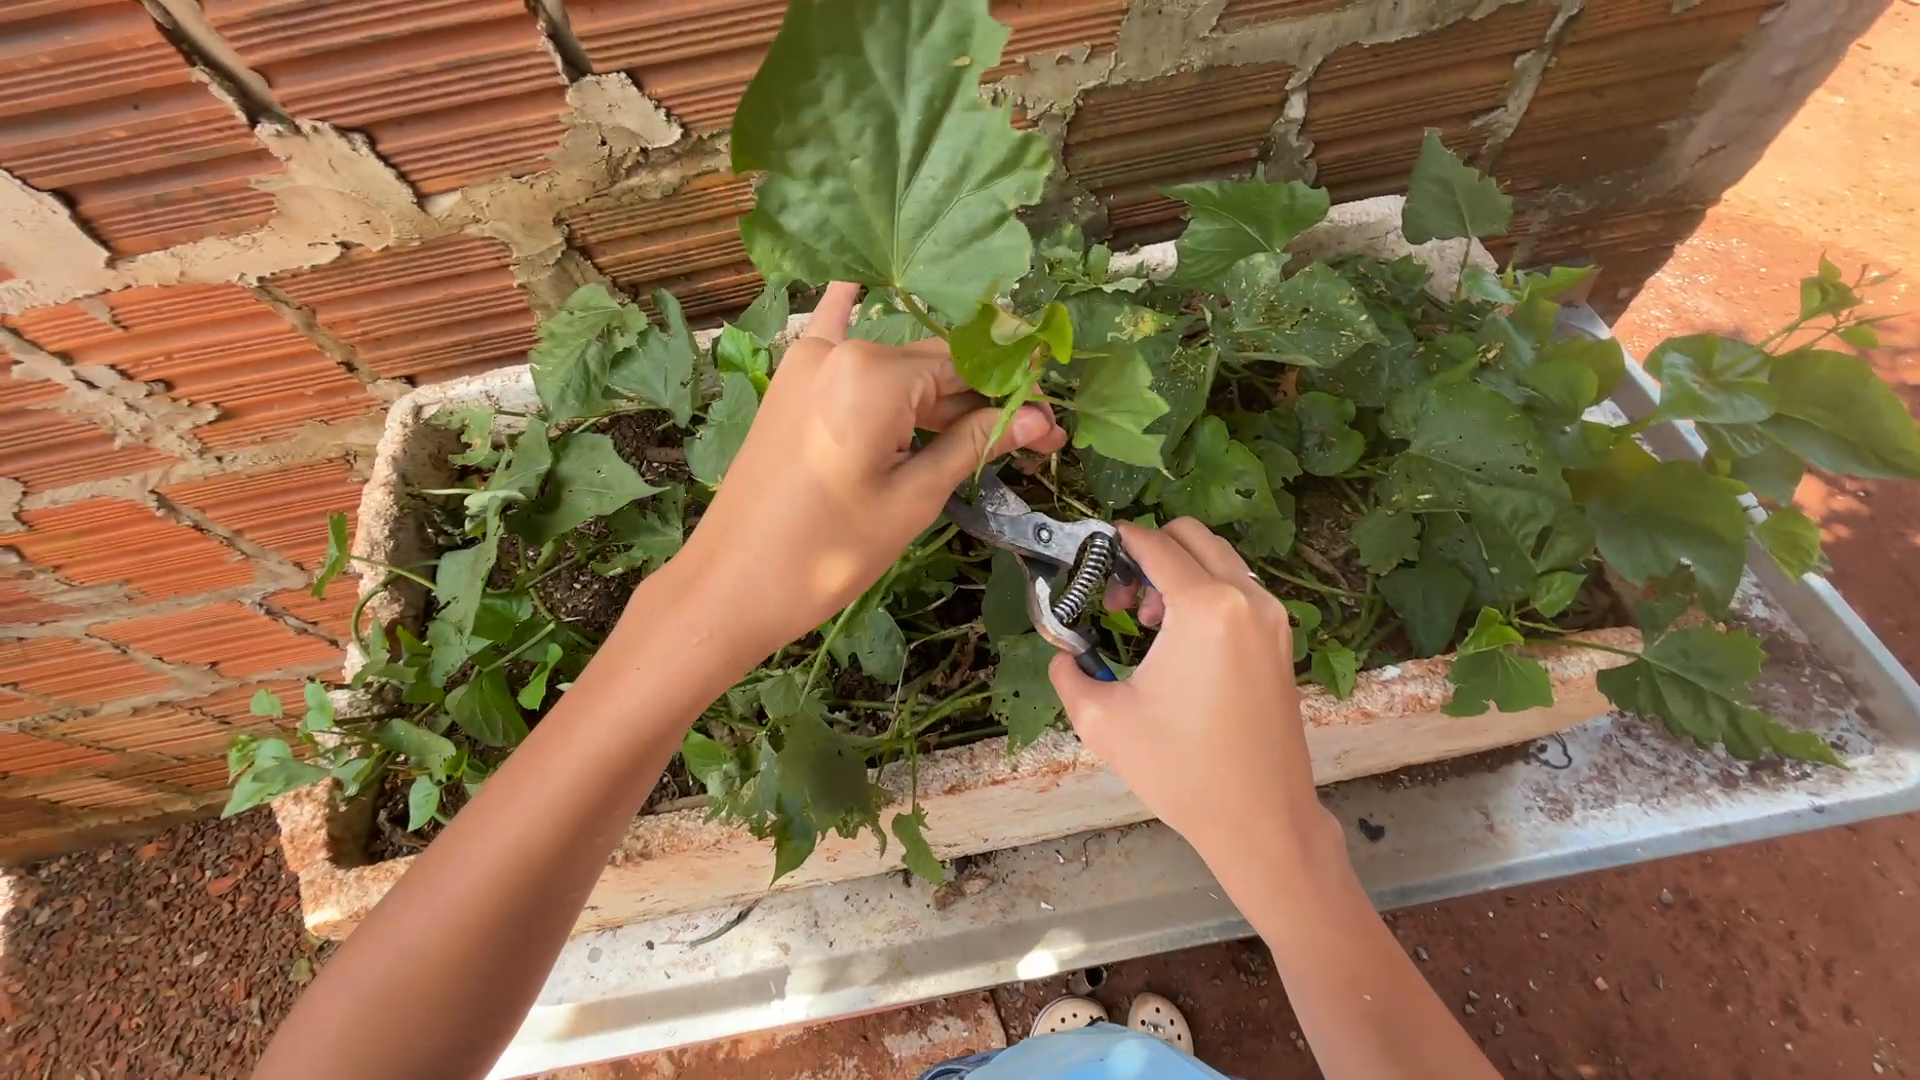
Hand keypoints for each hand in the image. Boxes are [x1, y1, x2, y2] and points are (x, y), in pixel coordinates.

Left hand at [666, 282, 1066, 660]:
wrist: (730, 586)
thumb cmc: (826, 553)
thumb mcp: (912, 500)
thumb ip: (973, 445)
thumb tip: (1037, 420)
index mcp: (874, 374)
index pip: (968, 369)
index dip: (1015, 396)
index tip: (1050, 426)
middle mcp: (841, 350)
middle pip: (934, 366)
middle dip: (984, 399)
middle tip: (1032, 438)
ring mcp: (808, 362)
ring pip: (897, 368)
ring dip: (940, 394)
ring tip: (984, 428)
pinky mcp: (790, 384)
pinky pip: (836, 345)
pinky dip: (858, 319)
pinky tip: (866, 281)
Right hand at [1050, 519, 1319, 856]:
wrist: (1261, 819)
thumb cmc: (1179, 769)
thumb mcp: (1102, 720)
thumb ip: (1069, 672)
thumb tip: (1063, 654)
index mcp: (1204, 608)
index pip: (1154, 545)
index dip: (1118, 542)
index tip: (1093, 556)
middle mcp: (1246, 599)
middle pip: (1192, 535)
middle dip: (1149, 552)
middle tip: (1123, 598)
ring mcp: (1272, 618)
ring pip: (1219, 558)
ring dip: (1179, 571)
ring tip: (1150, 622)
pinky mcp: (1282, 640)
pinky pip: (1238, 588)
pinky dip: (1206, 591)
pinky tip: (1182, 640)